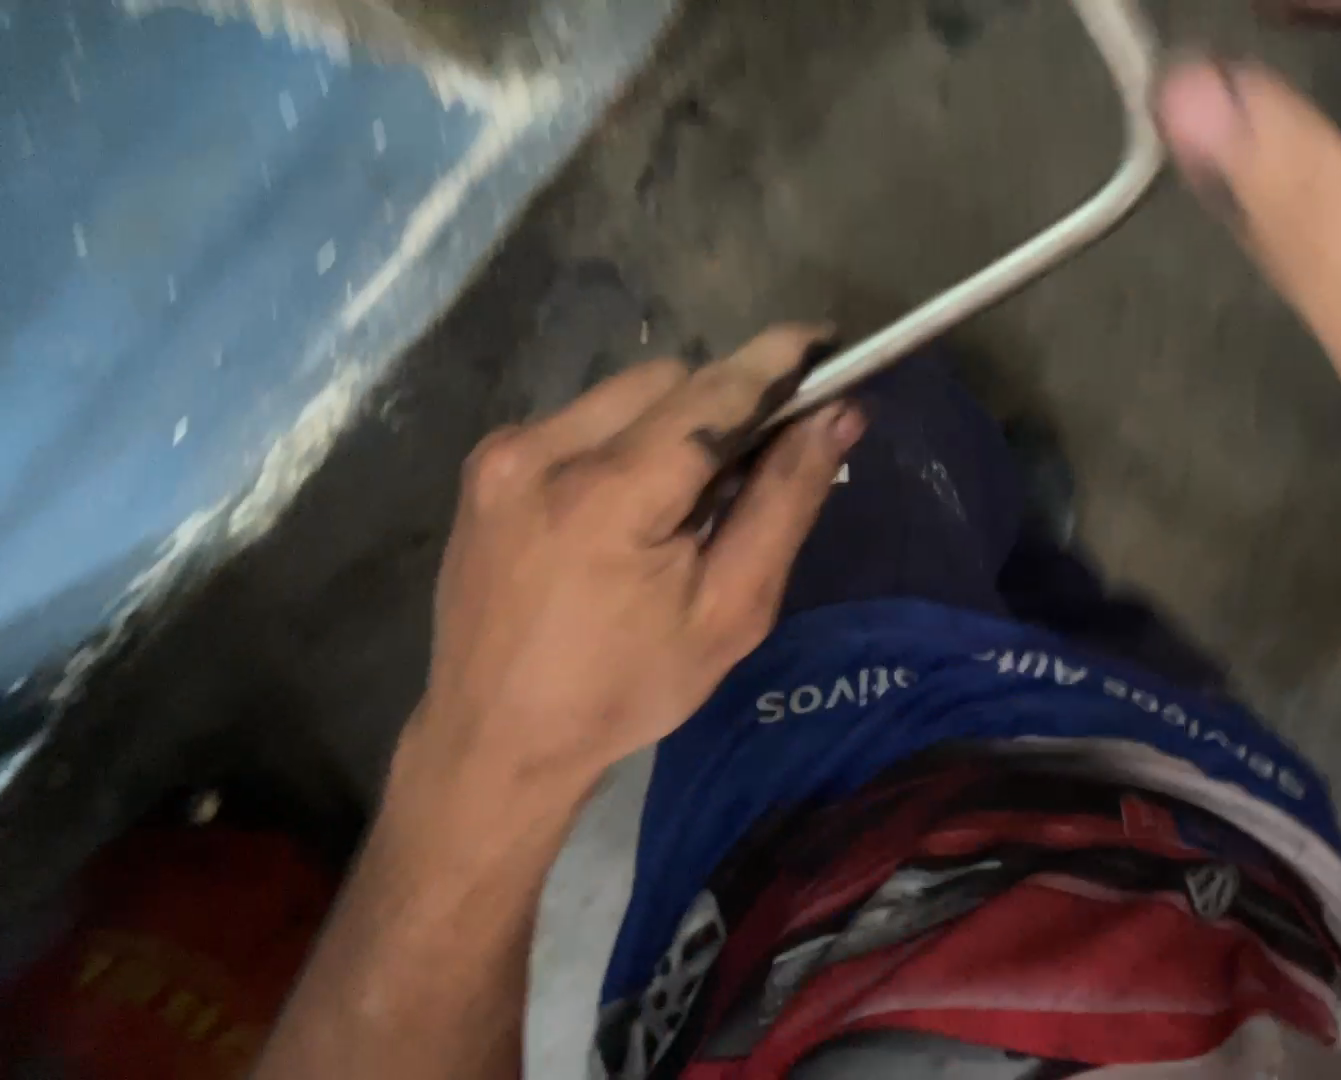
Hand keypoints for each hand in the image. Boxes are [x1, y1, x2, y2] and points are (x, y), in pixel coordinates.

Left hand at [400, 325, 865, 794]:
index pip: (713, 394)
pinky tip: (634, 505)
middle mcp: (544, 450)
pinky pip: (584, 419)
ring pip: (626, 392)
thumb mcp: (733, 609)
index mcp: (611, 494)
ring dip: (677, 421)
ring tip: (689, 497)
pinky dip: (630, 439)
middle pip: (669, 380)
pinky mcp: (487, 465)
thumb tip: (836, 420)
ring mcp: (503, 453)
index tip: (824, 338)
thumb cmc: (631, 686)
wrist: (498, 739)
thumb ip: (785, 503)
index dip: (775, 361)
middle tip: (757, 464)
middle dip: (726, 405)